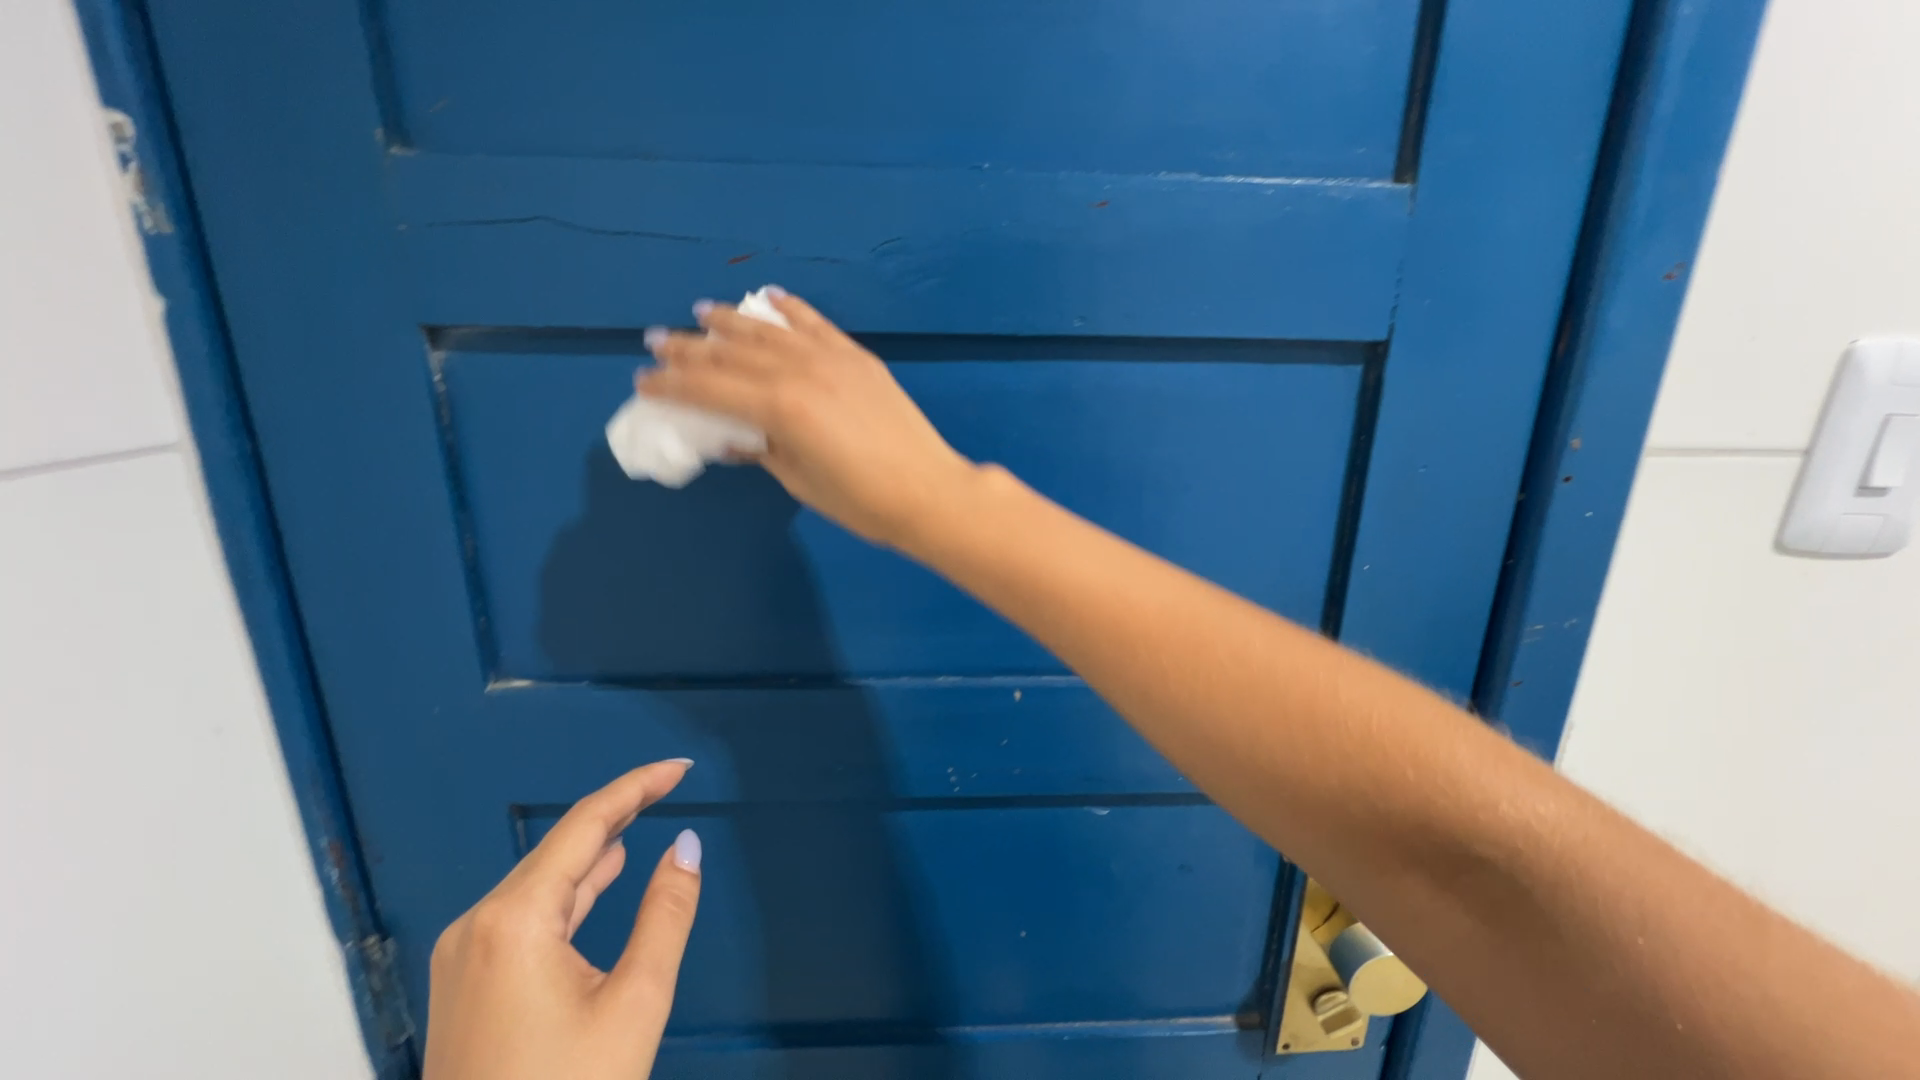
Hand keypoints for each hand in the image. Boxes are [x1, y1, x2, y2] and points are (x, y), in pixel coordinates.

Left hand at [423, 760, 700, 1079]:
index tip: (679, 768)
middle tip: (670, 786)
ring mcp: (464, 955)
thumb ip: (665, 913)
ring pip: (540, 882)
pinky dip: (570, 891)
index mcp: (514, 920)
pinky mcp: (466, 982)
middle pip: (557, 849)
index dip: (636, 788)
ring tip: (644, 818)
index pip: (585, 827)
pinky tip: (600, 878)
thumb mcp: (636, 1002)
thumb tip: (686, 846)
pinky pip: (525, 915)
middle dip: (617, 814)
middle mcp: (477, 925)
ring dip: (594, 851)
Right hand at [638, 291, 980, 547]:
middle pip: (733, 353)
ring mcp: (832, 359)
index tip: (643, 380)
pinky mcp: (858, 357)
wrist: (928, 490)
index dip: (673, 384)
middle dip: (690, 348)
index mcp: (780, 407)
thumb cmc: (861, 501)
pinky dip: (790, 310)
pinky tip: (769, 298)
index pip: (711, 388)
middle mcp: (800, 371)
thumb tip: (733, 436)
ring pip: (770, 332)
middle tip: (658, 341)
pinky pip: (816, 324)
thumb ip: (762, 450)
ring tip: (701, 313)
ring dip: (732, 320)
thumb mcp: (799, 481)